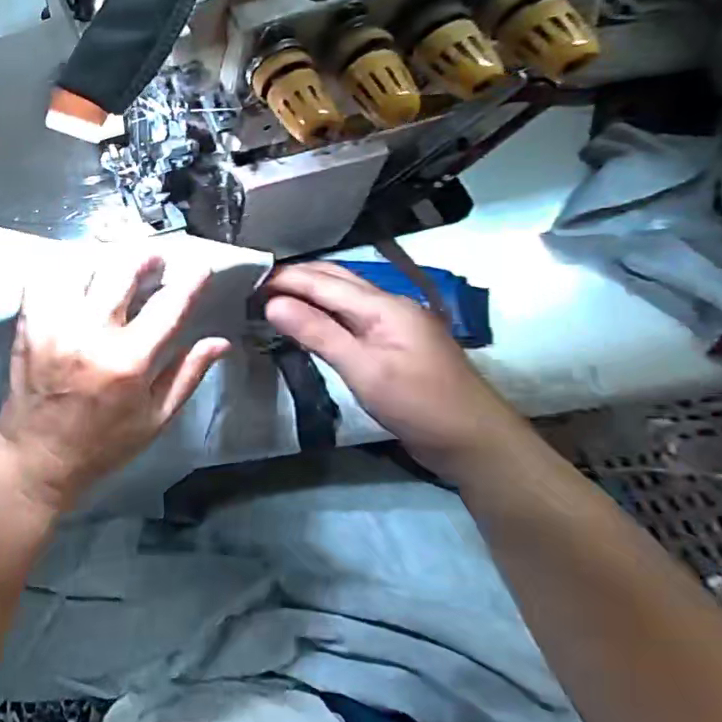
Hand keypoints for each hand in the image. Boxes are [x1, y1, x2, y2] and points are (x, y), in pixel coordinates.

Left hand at [0, 251, 232, 514]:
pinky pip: (45, 282)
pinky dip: (64, 272)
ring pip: (82, 269)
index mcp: (129, 362)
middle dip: (144, 257)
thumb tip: (219, 341)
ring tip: (116, 265)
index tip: (199, 269)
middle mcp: (90, 336)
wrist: (38, 456)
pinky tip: (78, 276)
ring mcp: (55, 327)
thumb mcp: (155, 418)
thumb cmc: (103, 444)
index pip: (168, 307)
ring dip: (104, 261)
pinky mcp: (28, 326)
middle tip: (154, 257)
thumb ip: (187, 375)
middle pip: (121, 273)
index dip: (189, 282)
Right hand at [262, 261, 529, 480]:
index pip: (323, 281)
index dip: (283, 278)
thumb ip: (317, 333)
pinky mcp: (394, 342)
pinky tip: (305, 320)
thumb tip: (272, 302)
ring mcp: (394, 323)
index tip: (244, 281)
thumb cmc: (419, 405)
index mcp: (384, 306)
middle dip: (294, 278)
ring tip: (270, 299)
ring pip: (343, 294)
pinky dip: (322, 310)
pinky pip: (350, 314)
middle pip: (334, 279)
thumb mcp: (363, 370)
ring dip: (308, 292)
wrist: (476, 443)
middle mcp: (390, 305)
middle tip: (252, 287)